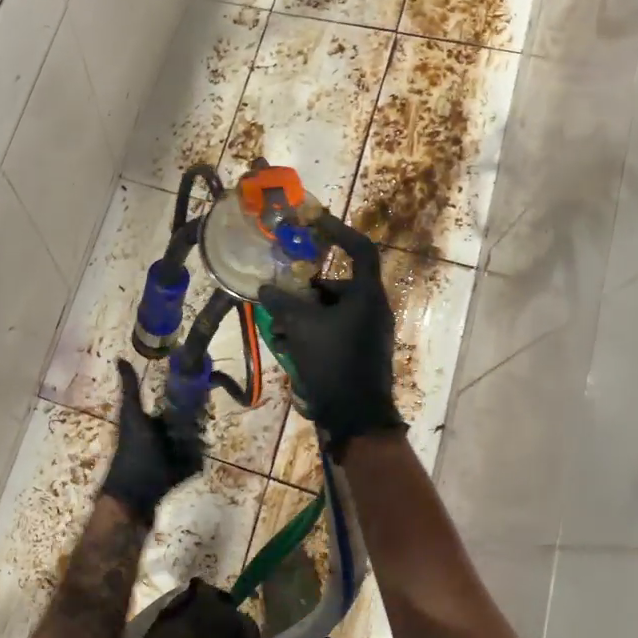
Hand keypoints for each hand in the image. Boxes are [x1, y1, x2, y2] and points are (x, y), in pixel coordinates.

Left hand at [101, 360, 204, 523]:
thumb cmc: (133, 452)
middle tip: (194, 426)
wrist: (132, 495)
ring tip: (185, 449)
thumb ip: (130, 389)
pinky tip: (186, 464)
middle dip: (195, 422)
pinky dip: (194, 463)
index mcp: (154, 419)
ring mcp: (176, 453)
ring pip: (197, 440)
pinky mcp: (184, 471)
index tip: (201, 392)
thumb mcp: (132, 416)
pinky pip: (197, 461)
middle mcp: (165, 434)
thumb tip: (121, 358)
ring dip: (194, 443)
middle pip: (191, 421)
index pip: (178, 402)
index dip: (189, 397)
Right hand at [258, 214, 403, 450]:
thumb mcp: (301, 327)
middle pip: (337, 284)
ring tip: (277, 327)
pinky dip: (311, 333)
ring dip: (303, 314)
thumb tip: (265, 288)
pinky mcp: (359, 352)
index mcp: (367, 295)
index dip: (338, 231)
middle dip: (305, 289)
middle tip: (280, 293)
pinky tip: (288, 346)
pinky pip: (332, 331)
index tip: (314, 222)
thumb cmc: (333, 361)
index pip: (359, 249)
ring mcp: (367, 333)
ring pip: (330, 310)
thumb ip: (282, 302)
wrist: (355, 415)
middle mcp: (372, 309)